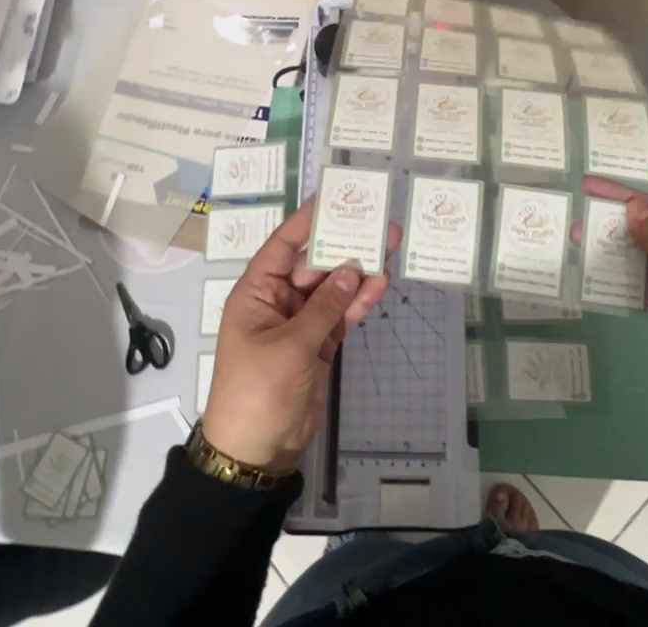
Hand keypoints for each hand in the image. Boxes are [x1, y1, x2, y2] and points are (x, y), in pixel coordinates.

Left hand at [202, 198, 396, 471]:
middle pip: (315, 264)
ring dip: (359, 271)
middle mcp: (278, 301)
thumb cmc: (260, 390)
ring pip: (333, 288)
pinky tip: (382, 283)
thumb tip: (352, 269)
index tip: (334, 197)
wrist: (256, 451)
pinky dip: (359, 302)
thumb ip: (324, 307)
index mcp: (256, 292)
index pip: (283, 245)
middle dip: (345, 244)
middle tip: (380, 223)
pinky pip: (340, 315)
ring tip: (391, 246)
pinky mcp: (318, 345)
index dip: (307, 220)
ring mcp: (300, 324)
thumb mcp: (290, 346)